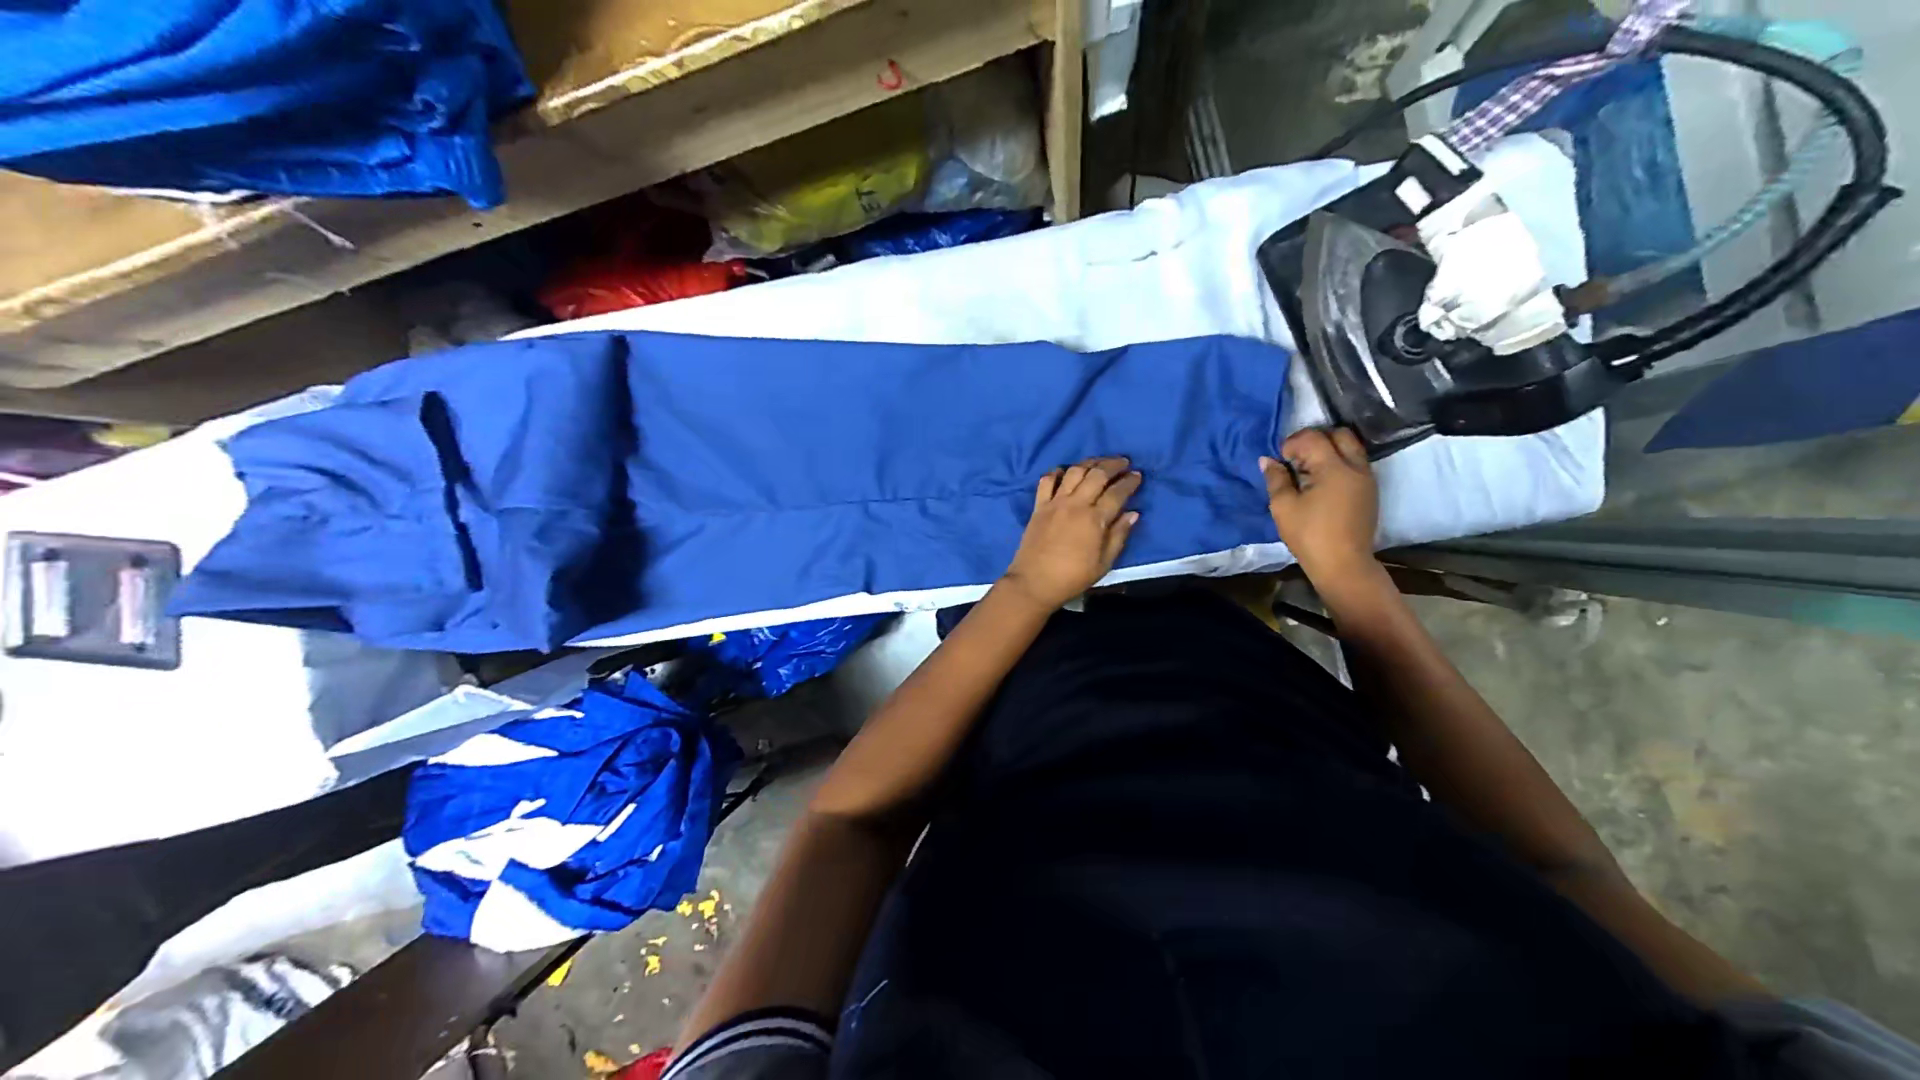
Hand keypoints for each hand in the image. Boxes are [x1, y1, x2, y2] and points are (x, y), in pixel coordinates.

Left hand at [1000, 456, 1141, 610]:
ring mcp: (1055, 502)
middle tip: (1123, 462)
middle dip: (1113, 464)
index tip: (1138, 475)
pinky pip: (1046, 481)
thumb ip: (1119, 535)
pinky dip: (1057, 472)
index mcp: (1094, 519)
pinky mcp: (1038, 506)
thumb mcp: (1104, 563)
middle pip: (1097, 474)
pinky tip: (1065, 471)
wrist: (1035, 582)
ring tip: (1099, 462)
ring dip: (1089, 463)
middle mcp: (1075, 504)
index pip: (1117, 492)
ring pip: (1074, 472)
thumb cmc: (1073, 577)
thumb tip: (1133, 513)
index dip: (1130, 481)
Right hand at [1260, 428, 1384, 596]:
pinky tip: (1323, 483)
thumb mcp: (1283, 507)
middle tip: (1298, 459)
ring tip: (1310, 471)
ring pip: (1351, 447)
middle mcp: (1355, 466)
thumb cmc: (1309, 535)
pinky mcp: (1370, 490)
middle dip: (1315, 440)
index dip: (1292, 443)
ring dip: (1329, 450)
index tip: (1282, 461)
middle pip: (1339, 434)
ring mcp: (1367, 478)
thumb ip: (1276, 479)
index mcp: (1333, 468)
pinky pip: (1356, 463)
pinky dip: (1339, 463)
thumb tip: (1268, 460)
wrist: (1343, 564)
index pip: (1313, 438)